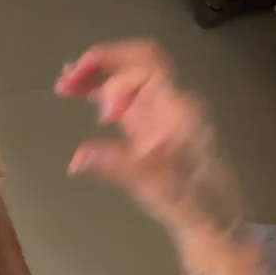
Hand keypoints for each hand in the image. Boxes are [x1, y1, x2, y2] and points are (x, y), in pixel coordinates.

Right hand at [56, 40, 245, 242]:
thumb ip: (116, 166)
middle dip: (102, 61)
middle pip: (137, 59)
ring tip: (64, 81)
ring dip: (96, 72)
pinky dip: (98, 88)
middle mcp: (168, 101)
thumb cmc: (189, 199)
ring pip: (127, 73)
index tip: (103, 119)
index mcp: (176, 108)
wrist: (211, 215)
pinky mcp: (146, 122)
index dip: (117, 84)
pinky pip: (122, 93)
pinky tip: (75, 91)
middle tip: (70, 76)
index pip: (146, 70)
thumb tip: (76, 159)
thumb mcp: (154, 185)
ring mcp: (157, 110)